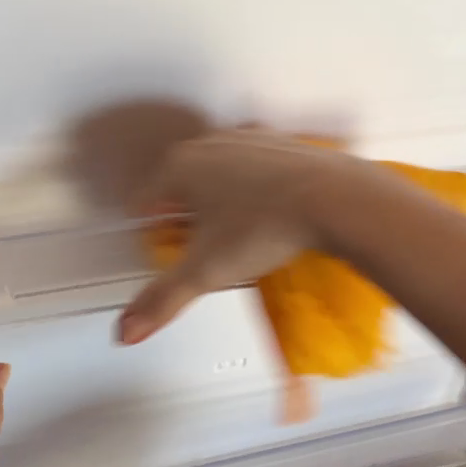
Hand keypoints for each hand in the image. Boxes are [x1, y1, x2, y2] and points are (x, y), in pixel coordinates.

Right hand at [115, 130, 410, 344]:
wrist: (335, 199)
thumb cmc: (269, 224)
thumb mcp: (207, 271)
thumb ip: (163, 299)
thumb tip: (130, 327)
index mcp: (180, 165)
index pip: (143, 204)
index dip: (152, 236)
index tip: (169, 257)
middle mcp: (210, 143)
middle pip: (179, 186)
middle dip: (186, 219)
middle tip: (206, 251)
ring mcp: (247, 138)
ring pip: (216, 174)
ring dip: (220, 203)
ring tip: (239, 235)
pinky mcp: (279, 143)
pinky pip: (252, 169)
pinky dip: (253, 190)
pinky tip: (269, 215)